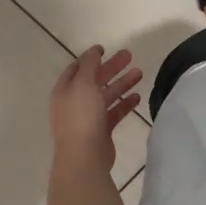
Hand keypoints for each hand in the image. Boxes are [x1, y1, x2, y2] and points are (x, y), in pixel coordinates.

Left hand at [48, 46, 141, 171]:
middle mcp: (74, 102)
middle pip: (94, 80)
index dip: (90, 58)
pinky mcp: (101, 130)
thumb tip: (94, 51)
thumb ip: (89, 64)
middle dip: (111, 67)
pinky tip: (137, 97)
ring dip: (122, 83)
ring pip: (106, 95)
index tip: (106, 49)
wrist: (84, 155)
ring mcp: (87, 117)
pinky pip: (114, 112)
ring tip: (140, 73)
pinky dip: (124, 103)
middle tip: (129, 56)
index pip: (77, 68)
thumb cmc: (81, 116)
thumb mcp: (83, 83)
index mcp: (65, 90)